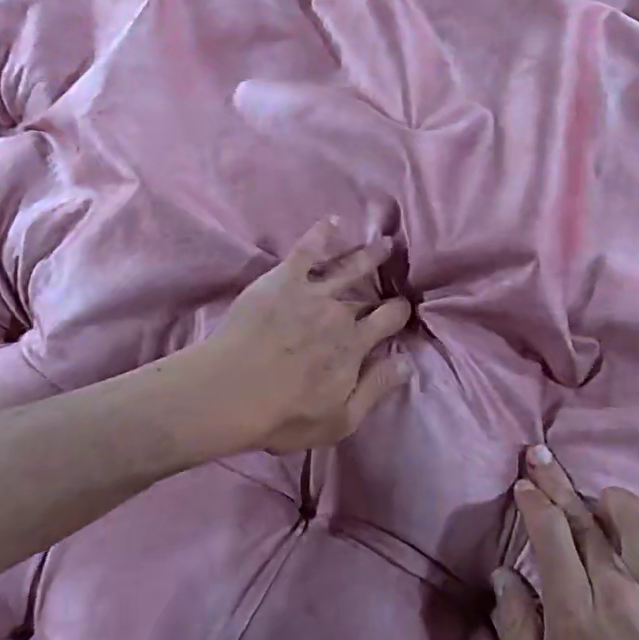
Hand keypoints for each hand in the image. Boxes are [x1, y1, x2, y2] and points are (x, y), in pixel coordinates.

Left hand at [186, 218, 413, 453]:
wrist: (229, 393)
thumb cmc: (283, 414)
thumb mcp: (341, 419)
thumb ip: (376, 388)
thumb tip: (409, 363)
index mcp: (356, 344)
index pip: (389, 320)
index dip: (400, 313)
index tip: (405, 308)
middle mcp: (341, 312)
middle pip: (370, 293)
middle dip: (388, 282)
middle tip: (399, 273)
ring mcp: (313, 292)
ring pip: (349, 266)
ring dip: (369, 254)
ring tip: (384, 243)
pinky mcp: (284, 279)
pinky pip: (308, 250)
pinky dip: (322, 233)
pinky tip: (333, 221)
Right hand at [492, 446, 638, 639]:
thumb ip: (517, 630)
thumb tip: (503, 575)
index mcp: (575, 616)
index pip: (551, 534)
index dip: (535, 501)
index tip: (525, 483)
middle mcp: (622, 597)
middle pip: (587, 520)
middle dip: (559, 483)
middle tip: (544, 458)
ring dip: (617, 502)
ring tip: (605, 499)